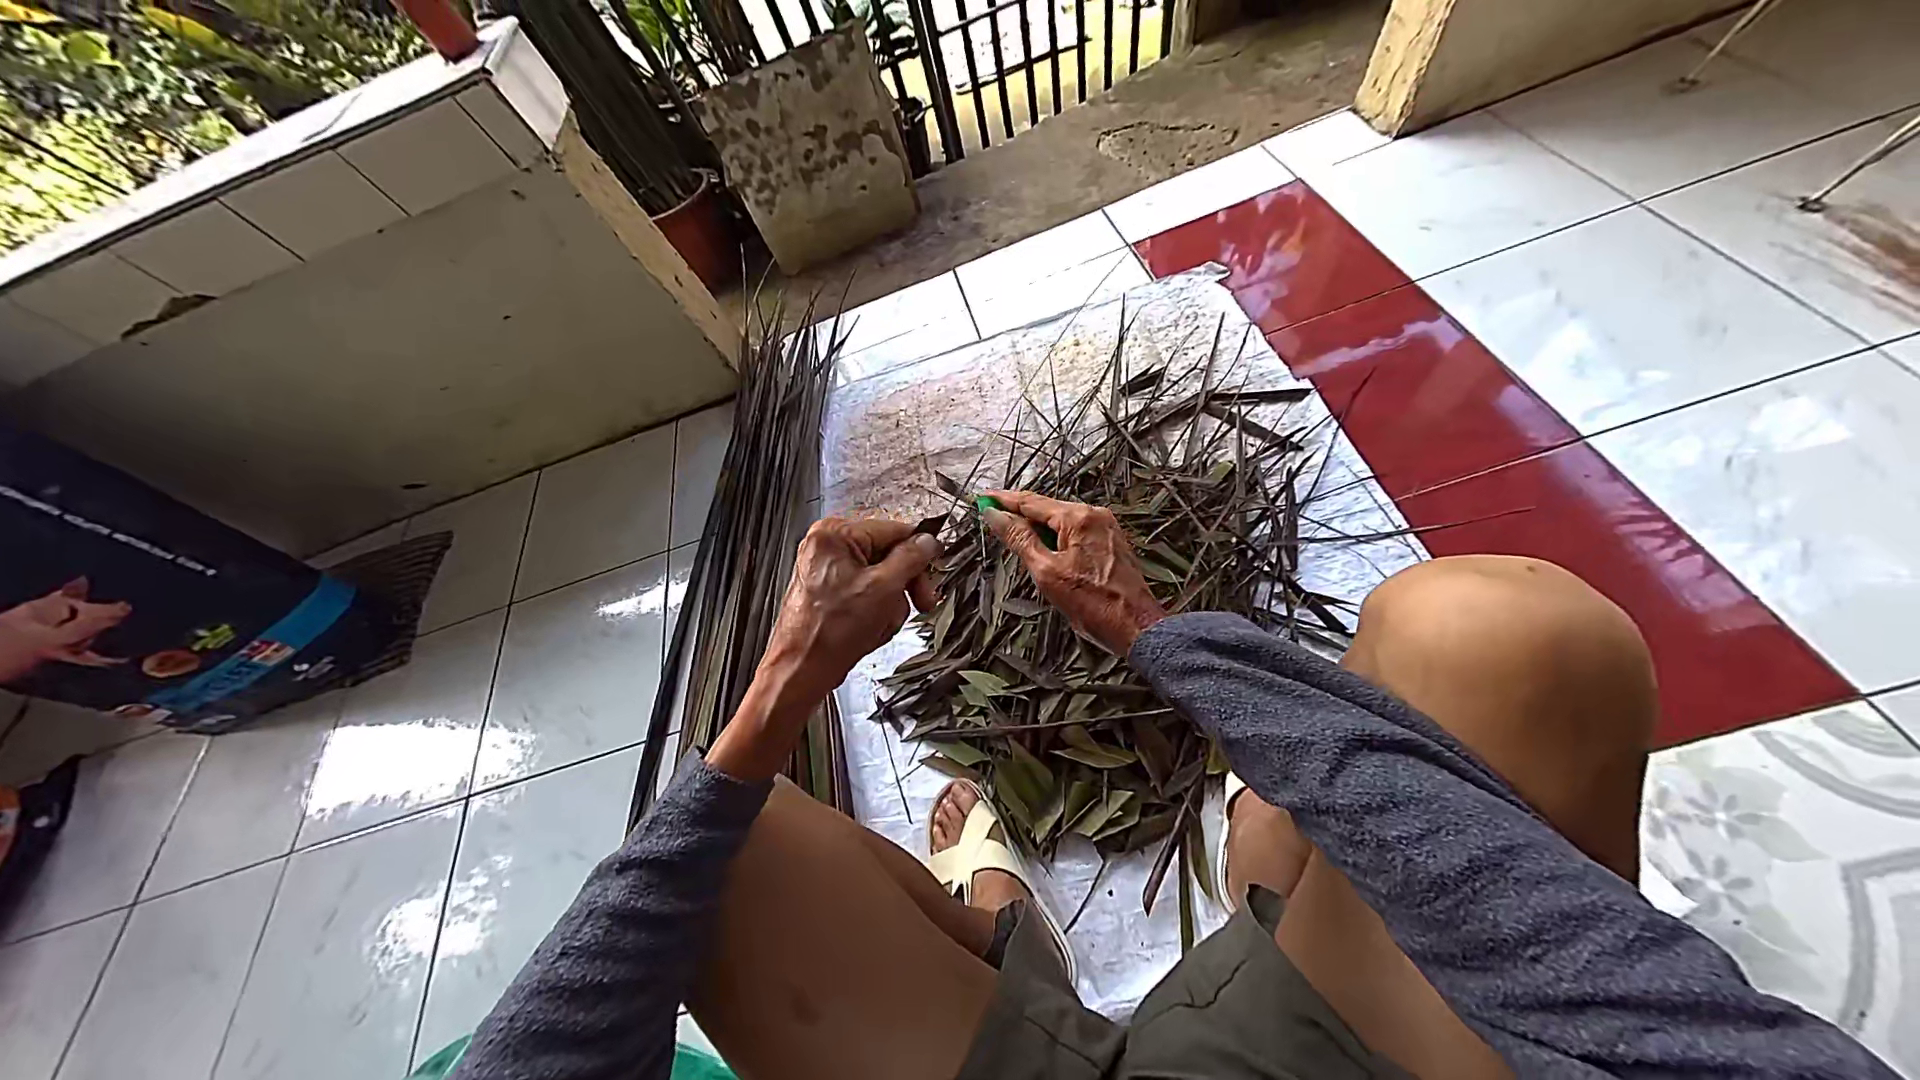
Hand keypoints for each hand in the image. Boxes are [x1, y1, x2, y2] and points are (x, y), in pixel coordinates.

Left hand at [708, 517, 940, 780]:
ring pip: (882, 577)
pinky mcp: (831, 593)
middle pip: (888, 554)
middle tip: (921, 601)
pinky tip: (871, 628)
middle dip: (904, 583)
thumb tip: (927, 541)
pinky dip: (876, 611)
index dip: (919, 552)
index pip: (893, 530)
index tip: (934, 569)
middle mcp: (827, 547)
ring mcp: (828, 570)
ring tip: (881, 622)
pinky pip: (868, 593)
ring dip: (890, 602)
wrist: (802, 670)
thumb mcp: (884, 588)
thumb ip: (911, 558)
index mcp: (834, 535)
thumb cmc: (829, 632)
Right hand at [982, 490, 1165, 655]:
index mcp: (1078, 517)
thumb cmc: (1095, 604)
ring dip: (1037, 528)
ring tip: (1014, 537)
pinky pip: (1075, 531)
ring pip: (1061, 521)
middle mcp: (1094, 515)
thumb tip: (996, 516)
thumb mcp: (1046, 571)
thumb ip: (1019, 539)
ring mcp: (1105, 528)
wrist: (1135, 626)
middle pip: (1046, 508)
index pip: (1031, 502)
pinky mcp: (1110, 542)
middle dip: (1019, 514)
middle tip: (992, 517)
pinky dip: (1055, 537)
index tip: (984, 497)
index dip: (1003, 500)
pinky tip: (1044, 549)